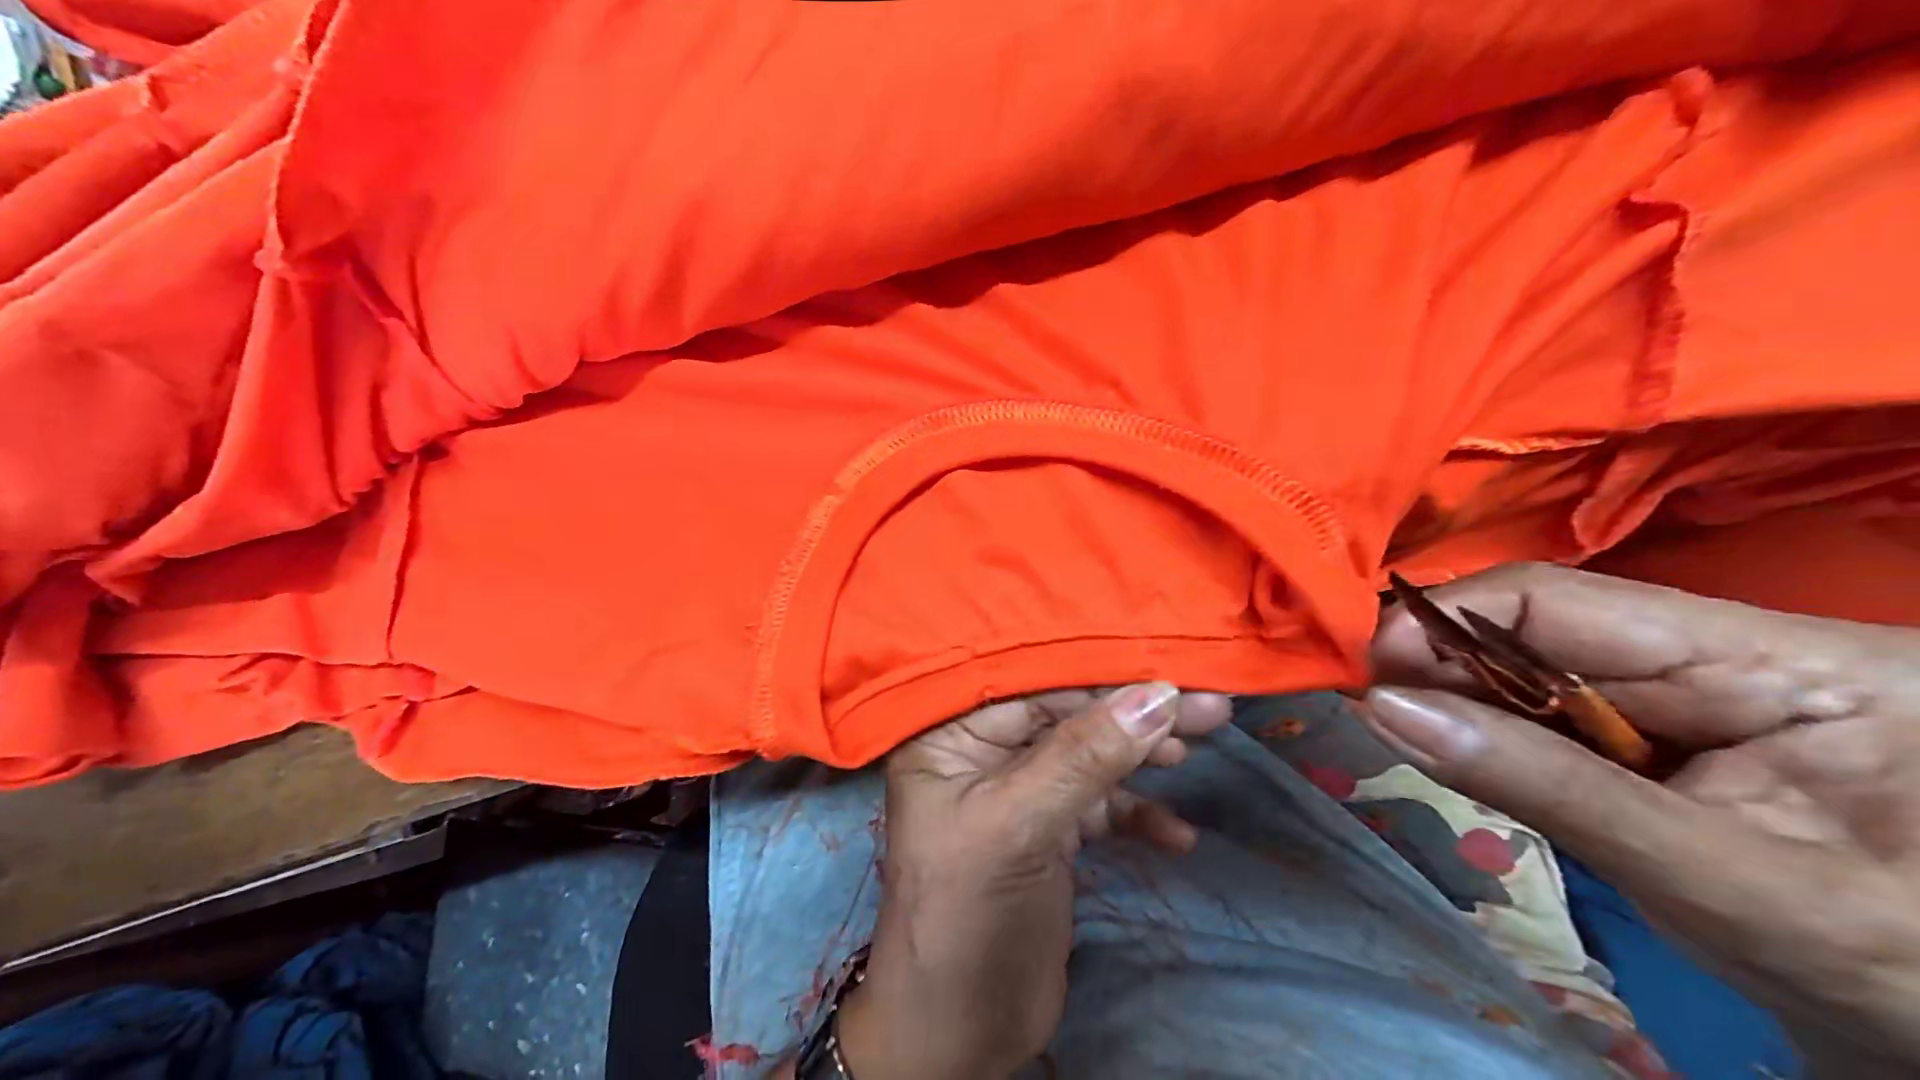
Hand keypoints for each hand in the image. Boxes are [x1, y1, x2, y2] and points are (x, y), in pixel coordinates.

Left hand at [834, 684, 1232, 1079]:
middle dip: (1131, 713)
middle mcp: (980, 752)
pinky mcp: (1048, 830)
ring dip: (1140, 757)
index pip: (1029, 685)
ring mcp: (1017, 791)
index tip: (1169, 669)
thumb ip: (1085, 758)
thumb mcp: (1019, 826)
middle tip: (1208, 706)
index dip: (1098, 676)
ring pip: (1088, 756)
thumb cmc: (965, 916)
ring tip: (1191, 755)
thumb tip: (1159, 695)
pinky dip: (1136, 814)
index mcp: (948, 735)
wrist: (958, 1033)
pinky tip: (1175, 835)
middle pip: (1067, 716)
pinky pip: (1099, 805)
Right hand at [1363, 563, 1919, 1073]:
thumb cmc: (1899, 974)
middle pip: (1538, 632)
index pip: (1564, 600)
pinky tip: (1462, 753)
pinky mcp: (1667, 731)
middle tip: (1368, 708)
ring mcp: (1696, 692)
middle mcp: (1729, 652)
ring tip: (1404, 733)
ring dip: (1463, 708)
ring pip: (1533, 677)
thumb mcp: (1721, 883)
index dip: (1448, 622)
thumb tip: (1382, 708)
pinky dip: (1496, 738)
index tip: (1367, 668)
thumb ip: (1544, 786)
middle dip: (1445, 670)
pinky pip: (1551, 718)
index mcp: (1784, 659)